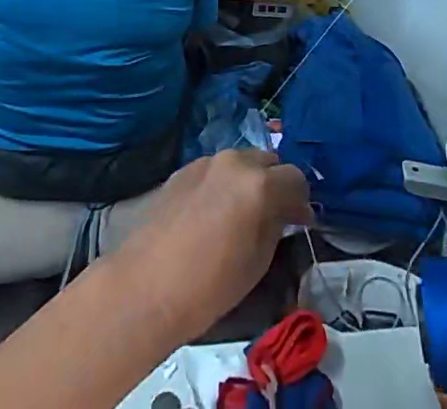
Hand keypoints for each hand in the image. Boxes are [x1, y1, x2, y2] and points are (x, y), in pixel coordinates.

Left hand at [108, 149, 313, 341]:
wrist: (145, 286)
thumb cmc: (210, 284)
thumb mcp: (259, 261)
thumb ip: (276, 225)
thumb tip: (283, 212)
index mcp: (259, 183)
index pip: (296, 178)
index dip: (301, 201)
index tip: (299, 222)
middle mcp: (234, 161)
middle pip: (268, 162)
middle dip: (276, 185)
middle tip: (273, 215)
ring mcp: (205, 162)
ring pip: (240, 163)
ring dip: (249, 181)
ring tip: (241, 213)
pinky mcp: (182, 170)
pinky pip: (215, 170)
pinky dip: (223, 184)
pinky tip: (213, 213)